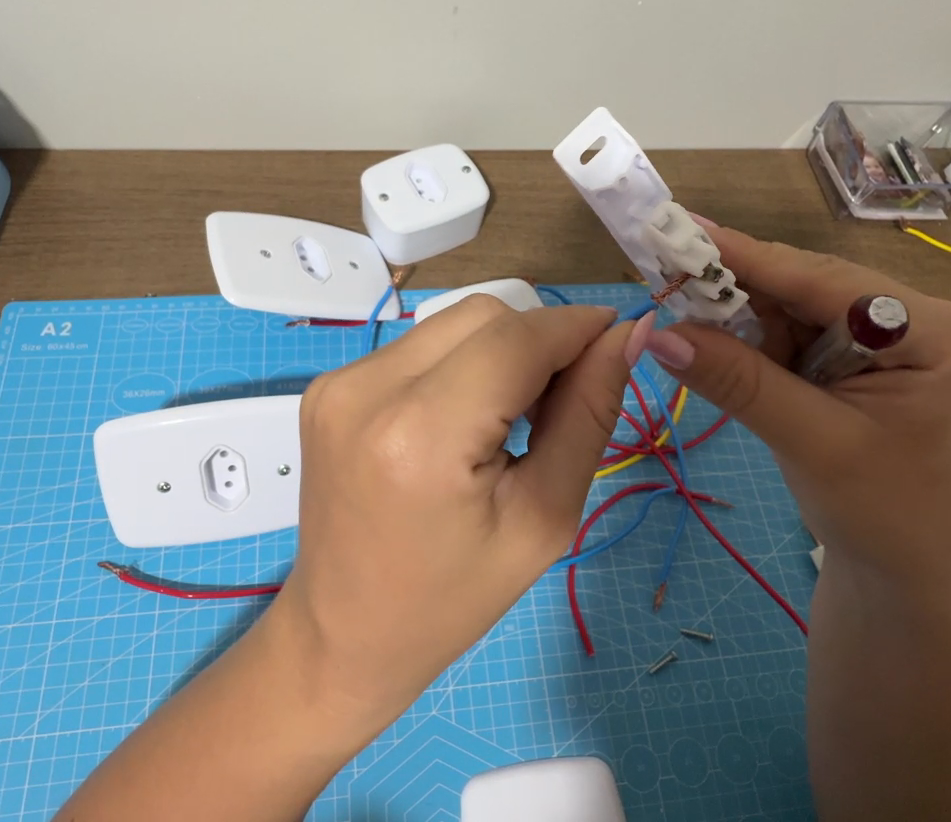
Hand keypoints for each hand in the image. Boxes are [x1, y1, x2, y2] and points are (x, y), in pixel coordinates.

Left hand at [271, 298, 639, 727]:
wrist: (345, 633)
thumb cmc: (453, 598)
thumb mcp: (543, 518)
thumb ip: (588, 415)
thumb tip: (627, 335)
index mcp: (421, 435)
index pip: (516, 338)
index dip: (576, 327)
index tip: (620, 337)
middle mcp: (367, 389)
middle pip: (483, 316)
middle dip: (538, 342)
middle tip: (562, 403)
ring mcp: (337, 382)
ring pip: (451, 325)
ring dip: (498, 352)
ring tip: (511, 420)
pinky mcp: (323, 384)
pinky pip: (416, 347)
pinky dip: (457, 365)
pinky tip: (464, 421)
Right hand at [640, 222, 950, 595]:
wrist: (906, 575)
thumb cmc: (883, 515)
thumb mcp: (811, 442)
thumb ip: (738, 381)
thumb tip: (659, 334)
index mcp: (930, 331)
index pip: (825, 281)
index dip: (748, 257)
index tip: (683, 229)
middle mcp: (912, 320)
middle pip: (807, 286)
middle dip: (737, 285)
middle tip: (665, 269)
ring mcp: (883, 340)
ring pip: (793, 306)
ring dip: (738, 312)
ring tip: (680, 306)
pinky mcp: (855, 361)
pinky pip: (792, 334)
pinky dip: (749, 339)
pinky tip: (714, 338)